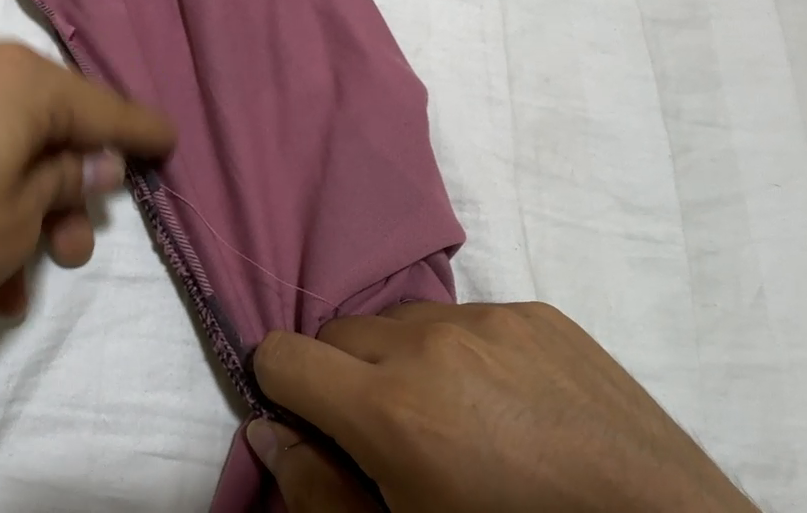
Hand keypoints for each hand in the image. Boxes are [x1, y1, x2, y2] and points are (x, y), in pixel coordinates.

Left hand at [0, 36, 172, 511]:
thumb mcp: (10, 226)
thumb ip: (63, 182)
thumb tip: (94, 158)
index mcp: (10, 77)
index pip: (98, 105)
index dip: (137, 133)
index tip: (167, 143)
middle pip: (36, 122)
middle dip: (62, 189)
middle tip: (69, 252)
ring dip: (6, 200)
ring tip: (1, 282)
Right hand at [249, 302, 760, 512]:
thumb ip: (319, 493)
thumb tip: (267, 431)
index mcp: (392, 409)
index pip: (281, 354)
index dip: (282, 390)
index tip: (314, 425)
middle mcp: (430, 343)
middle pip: (336, 333)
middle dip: (344, 379)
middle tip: (394, 439)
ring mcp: (490, 320)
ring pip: (399, 321)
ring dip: (403, 361)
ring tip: (461, 421)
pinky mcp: (539, 313)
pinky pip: (466, 318)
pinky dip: (464, 354)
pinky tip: (513, 408)